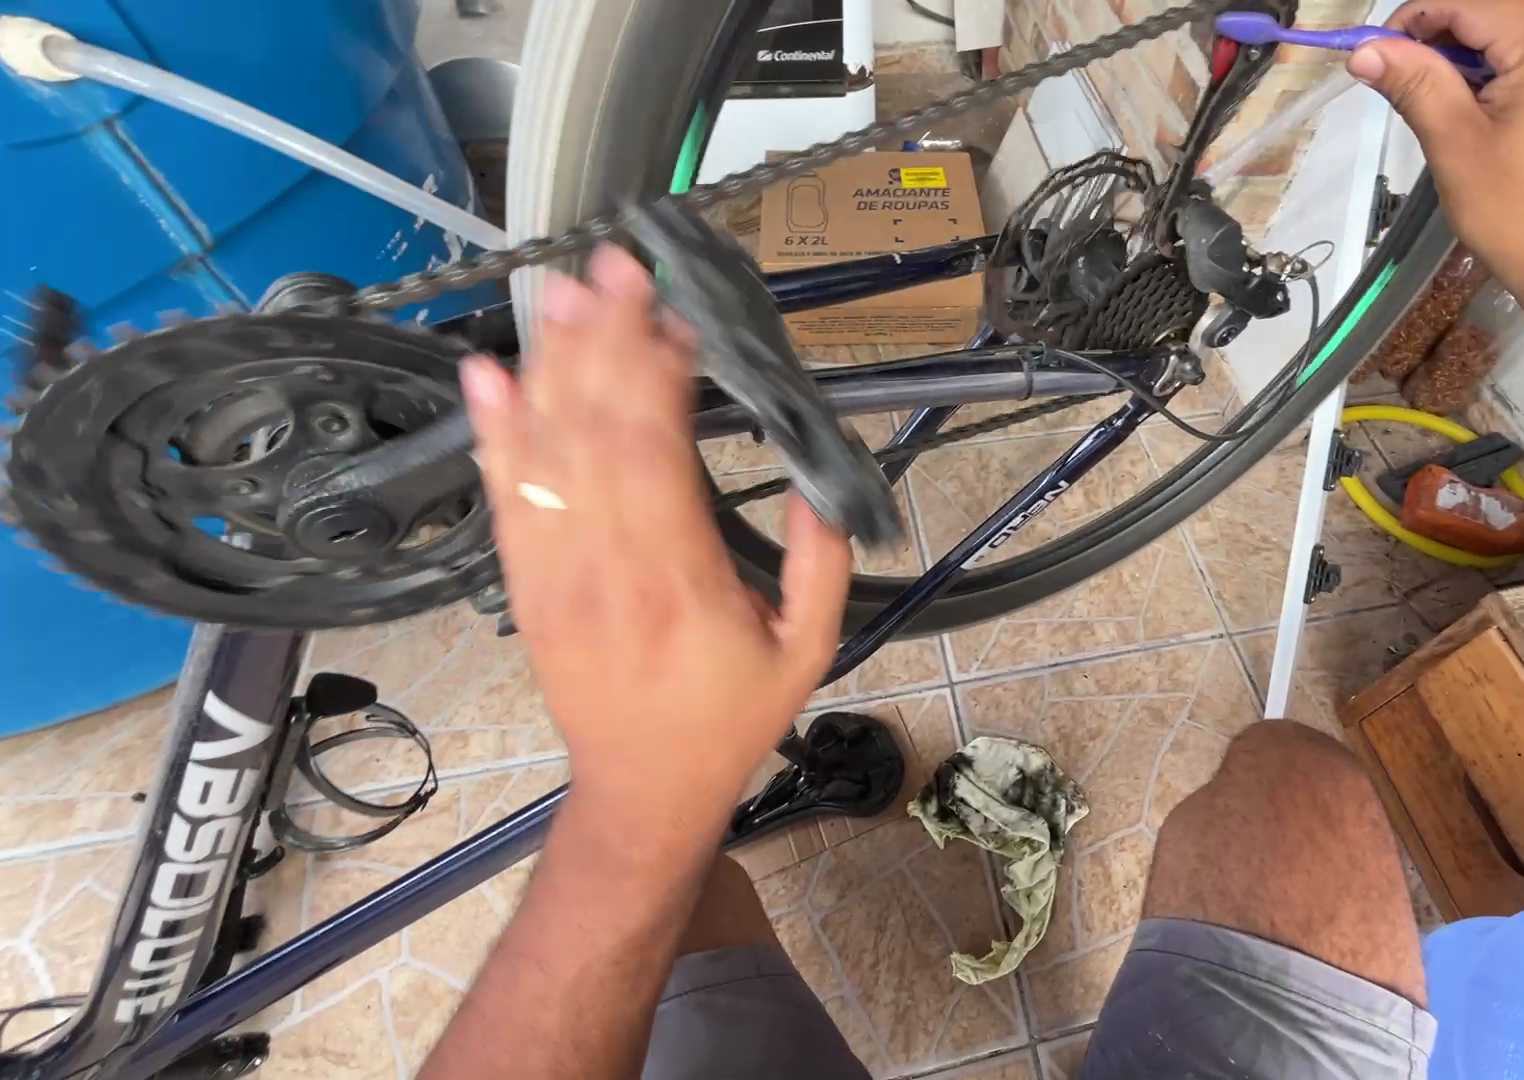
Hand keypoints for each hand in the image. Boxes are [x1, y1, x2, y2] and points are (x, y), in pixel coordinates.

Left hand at [459, 246, 851, 810]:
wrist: (643, 786)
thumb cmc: (731, 717)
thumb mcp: (809, 651)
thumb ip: (820, 565)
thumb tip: (812, 482)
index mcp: (680, 583)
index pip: (655, 455)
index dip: (656, 375)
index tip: (672, 314)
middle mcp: (606, 569)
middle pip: (593, 435)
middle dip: (603, 342)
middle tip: (613, 268)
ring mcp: (553, 575)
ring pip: (544, 454)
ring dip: (552, 366)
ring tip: (562, 293)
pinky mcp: (526, 585)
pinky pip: (505, 499)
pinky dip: (495, 432)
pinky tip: (491, 374)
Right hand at [1348, 0, 1523, 291]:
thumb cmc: (1518, 210)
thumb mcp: (1454, 144)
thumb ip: (1414, 84)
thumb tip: (1366, 51)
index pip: (1471, 0)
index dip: (1413, 18)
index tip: (1372, 54)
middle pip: (1500, 9)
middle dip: (1443, 41)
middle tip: (1402, 88)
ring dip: (1475, 57)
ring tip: (1446, 110)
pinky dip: (1509, 69)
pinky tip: (1487, 111)